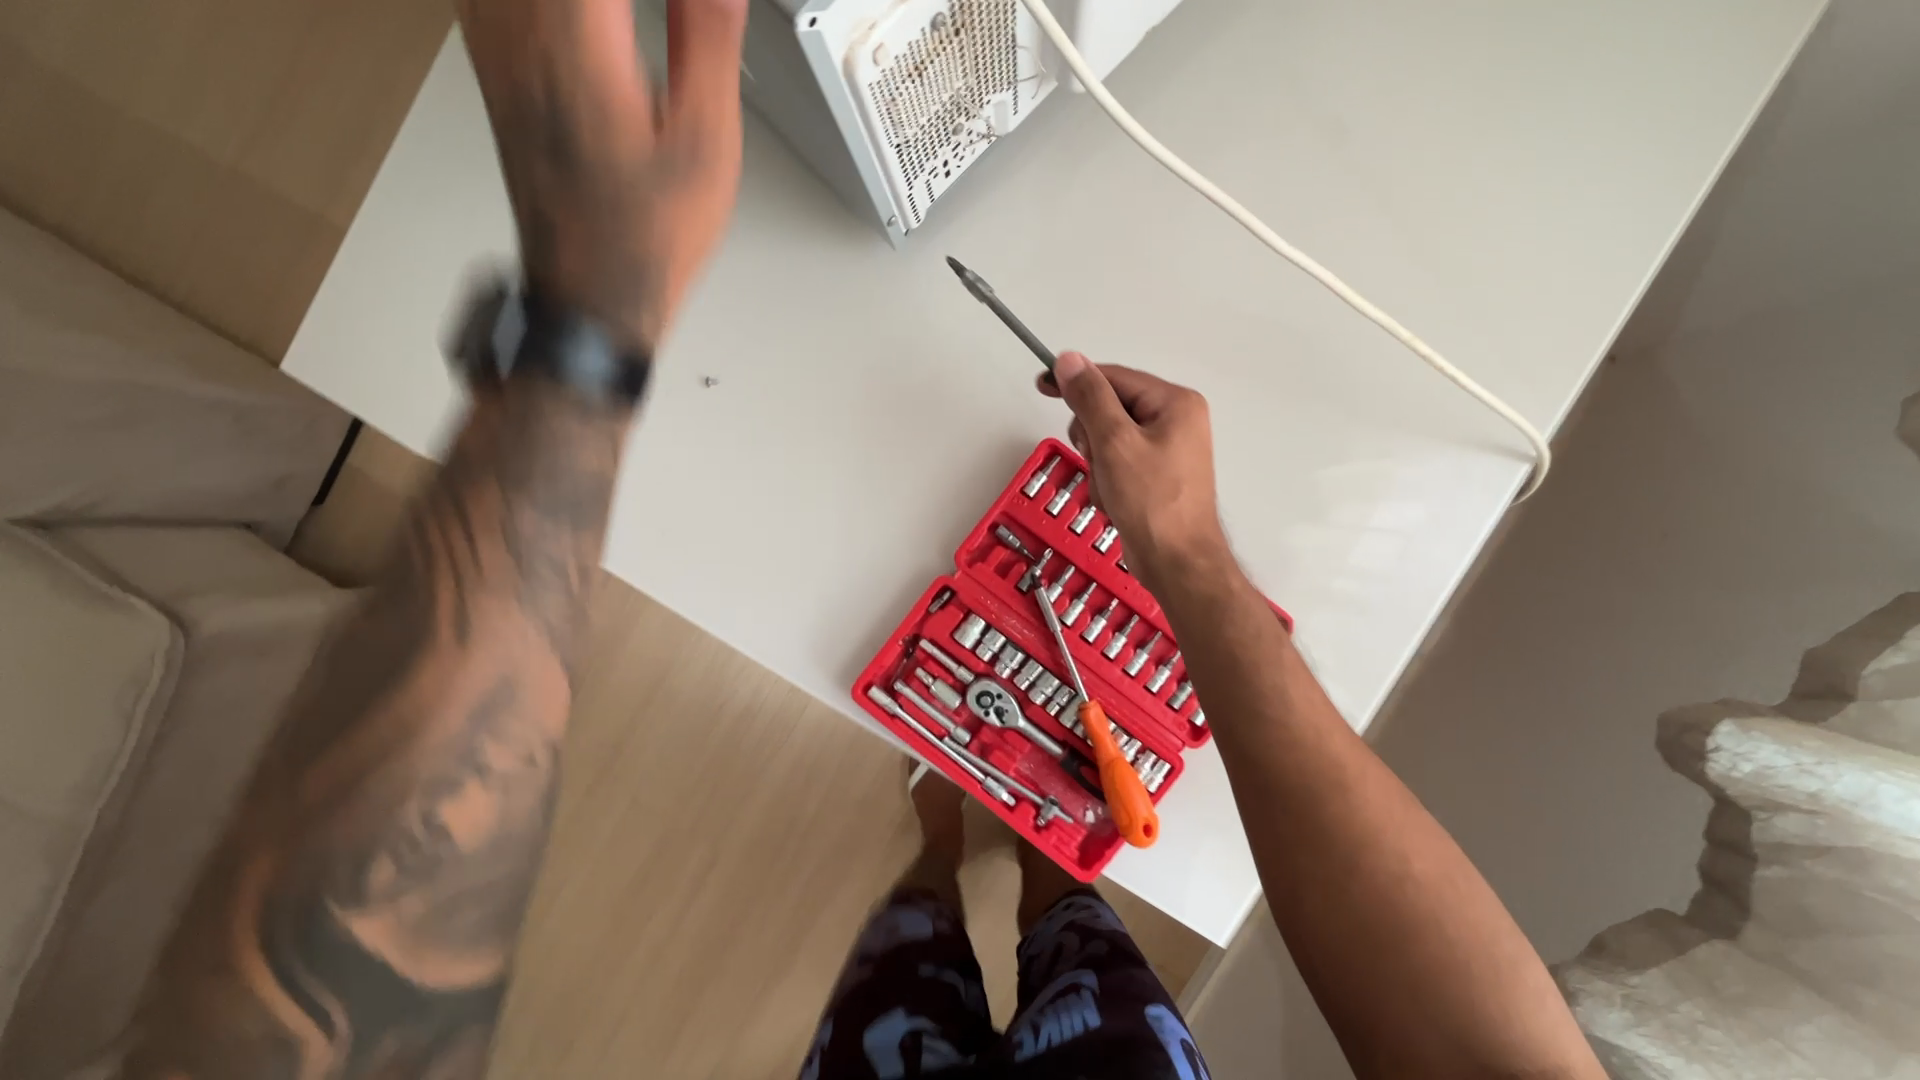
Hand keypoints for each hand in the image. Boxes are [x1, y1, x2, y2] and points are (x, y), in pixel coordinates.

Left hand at [458, 0, 748, 353]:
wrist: (592, 289)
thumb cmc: (646, 234)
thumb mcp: (705, 141)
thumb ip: (708, 37)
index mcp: (578, 41)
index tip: (703, 6)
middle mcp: (521, 30)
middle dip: (624, 7)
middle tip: (683, 21)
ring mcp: (495, 43)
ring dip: (598, 10)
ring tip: (635, 32)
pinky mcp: (493, 59)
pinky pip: (502, 2)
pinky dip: (569, 12)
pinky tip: (596, 26)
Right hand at [1038, 352, 1232, 592]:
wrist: (1177, 563)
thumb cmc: (1152, 501)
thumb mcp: (1114, 443)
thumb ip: (1090, 398)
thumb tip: (1069, 360)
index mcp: (1174, 403)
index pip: (1114, 378)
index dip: (1077, 382)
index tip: (1043, 384)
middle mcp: (1175, 422)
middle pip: (1109, 410)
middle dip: (1093, 440)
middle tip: (1099, 461)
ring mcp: (1166, 451)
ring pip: (1108, 442)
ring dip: (1098, 467)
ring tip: (1110, 490)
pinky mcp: (1155, 478)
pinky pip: (1116, 466)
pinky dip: (1107, 484)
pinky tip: (1115, 503)